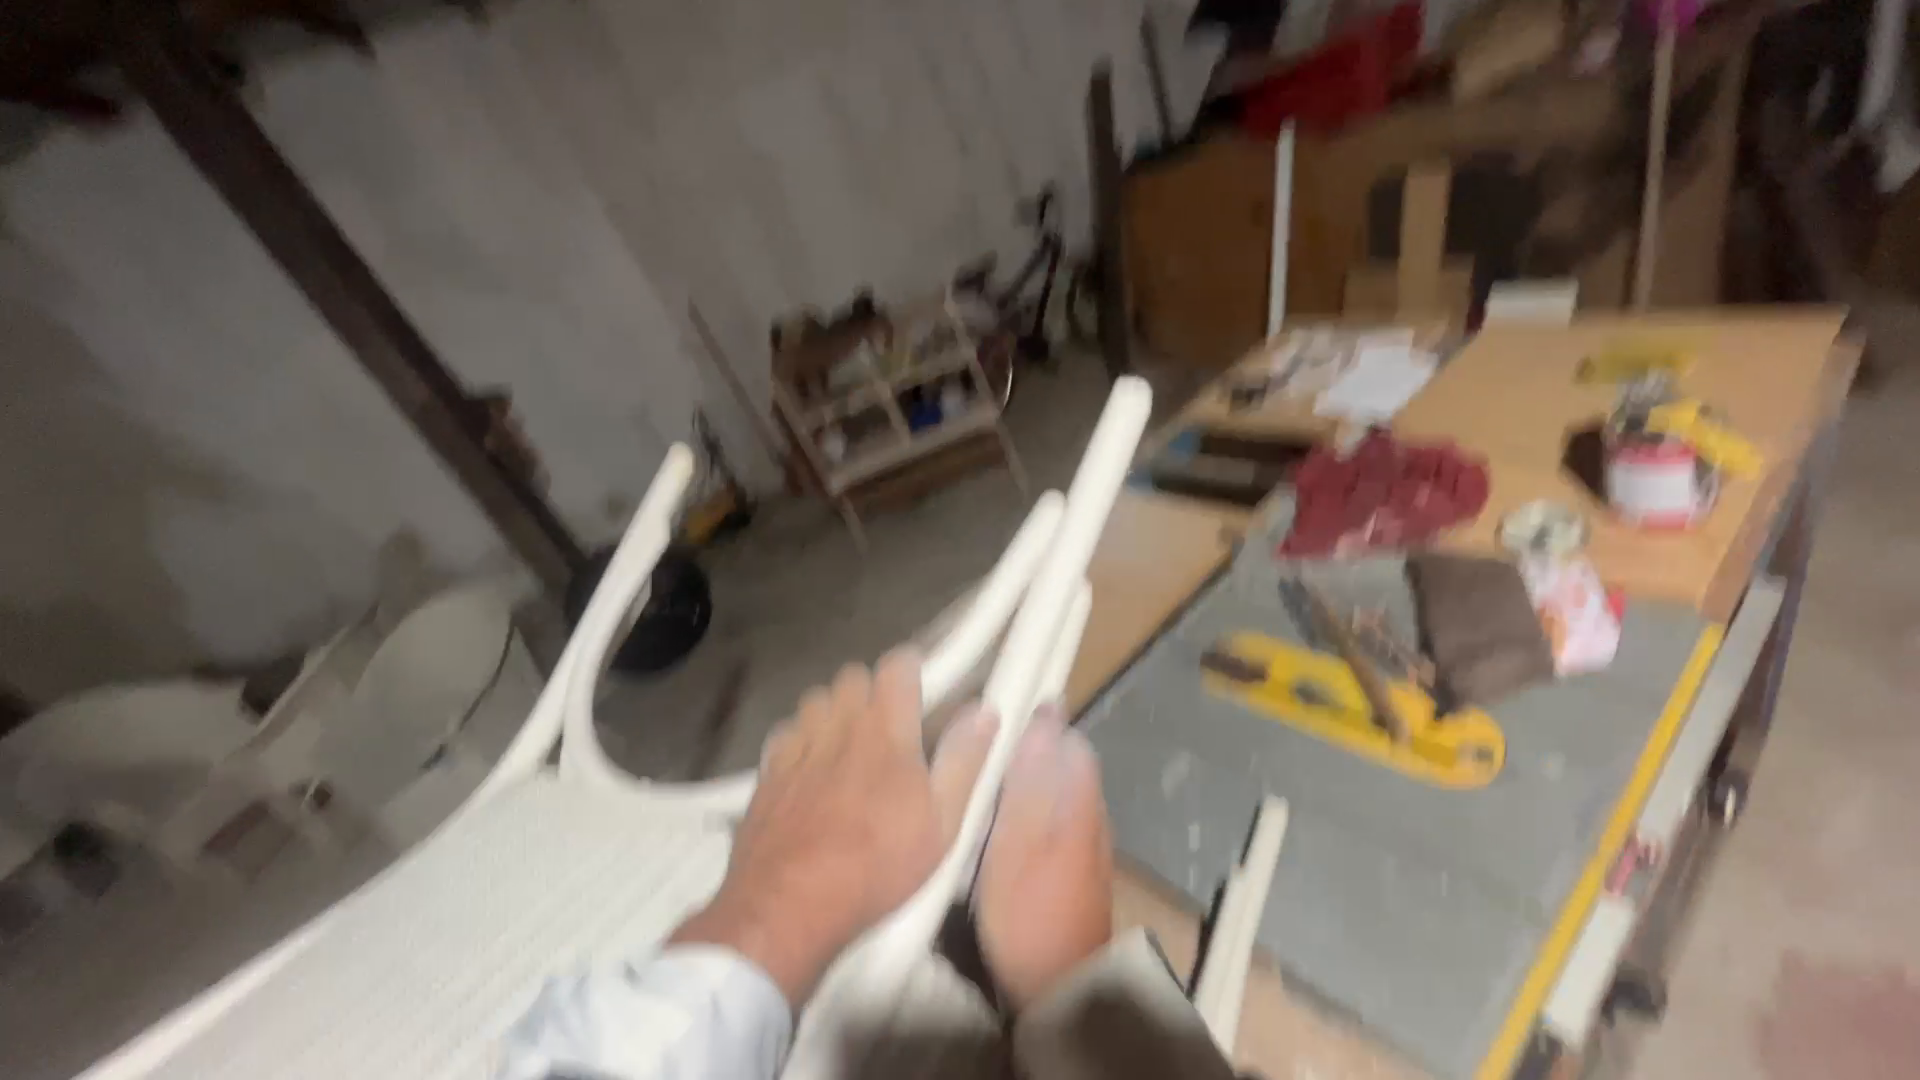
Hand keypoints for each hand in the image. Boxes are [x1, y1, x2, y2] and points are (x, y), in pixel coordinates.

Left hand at [670, 650, 995, 1004]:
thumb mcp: (942, 823)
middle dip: (872, 691)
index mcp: (885, 729)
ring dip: (835, 712)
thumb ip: (963, 760)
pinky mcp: (767, 771)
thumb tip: (985, 712)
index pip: (897, 665)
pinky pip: (787, 732)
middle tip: (888, 728)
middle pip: (853, 676)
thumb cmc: (877, 866)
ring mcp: (797, 744)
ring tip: (849, 748)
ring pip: (817, 700)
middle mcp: (839, 723)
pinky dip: (801, 740)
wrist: (788, 905)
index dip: (910, 667)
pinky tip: (809, 772)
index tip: (920, 685)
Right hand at [976, 704, 1114, 1010]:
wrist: (1060, 987)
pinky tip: (997, 829)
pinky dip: (1025, 812)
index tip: (990, 717)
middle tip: (974, 755)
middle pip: (1059, 760)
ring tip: (977, 788)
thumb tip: (1046, 710)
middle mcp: (1090, 810)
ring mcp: (1086, 841)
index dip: (1032, 719)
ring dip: (1022, 782)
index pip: (1064, 733)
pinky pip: (1049, 818)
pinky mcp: (1076, 867)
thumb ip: (1030, 775)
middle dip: (1023, 750)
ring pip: (1053, 790)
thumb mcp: (1017, 839)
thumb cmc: (1029, 909)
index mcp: (1079, 796)